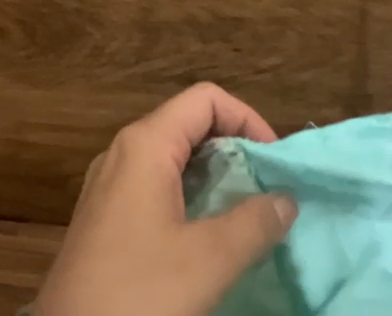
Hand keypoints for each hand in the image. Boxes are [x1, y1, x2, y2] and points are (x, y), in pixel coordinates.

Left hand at [33, 83, 297, 315]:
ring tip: (247, 213)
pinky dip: (189, 197)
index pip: (205, 99)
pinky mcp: (105, 216)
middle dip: (234, 149)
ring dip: (214, 176)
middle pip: (189, 125)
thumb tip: (286, 199)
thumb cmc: (139, 292)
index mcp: (144, 144)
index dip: (247, 118)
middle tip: (268, 188)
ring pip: (172, 158)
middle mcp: (123, 152)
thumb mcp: (208, 259)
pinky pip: (155, 186)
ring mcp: (109, 184)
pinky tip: (208, 235)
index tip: (275, 161)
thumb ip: (254, 223)